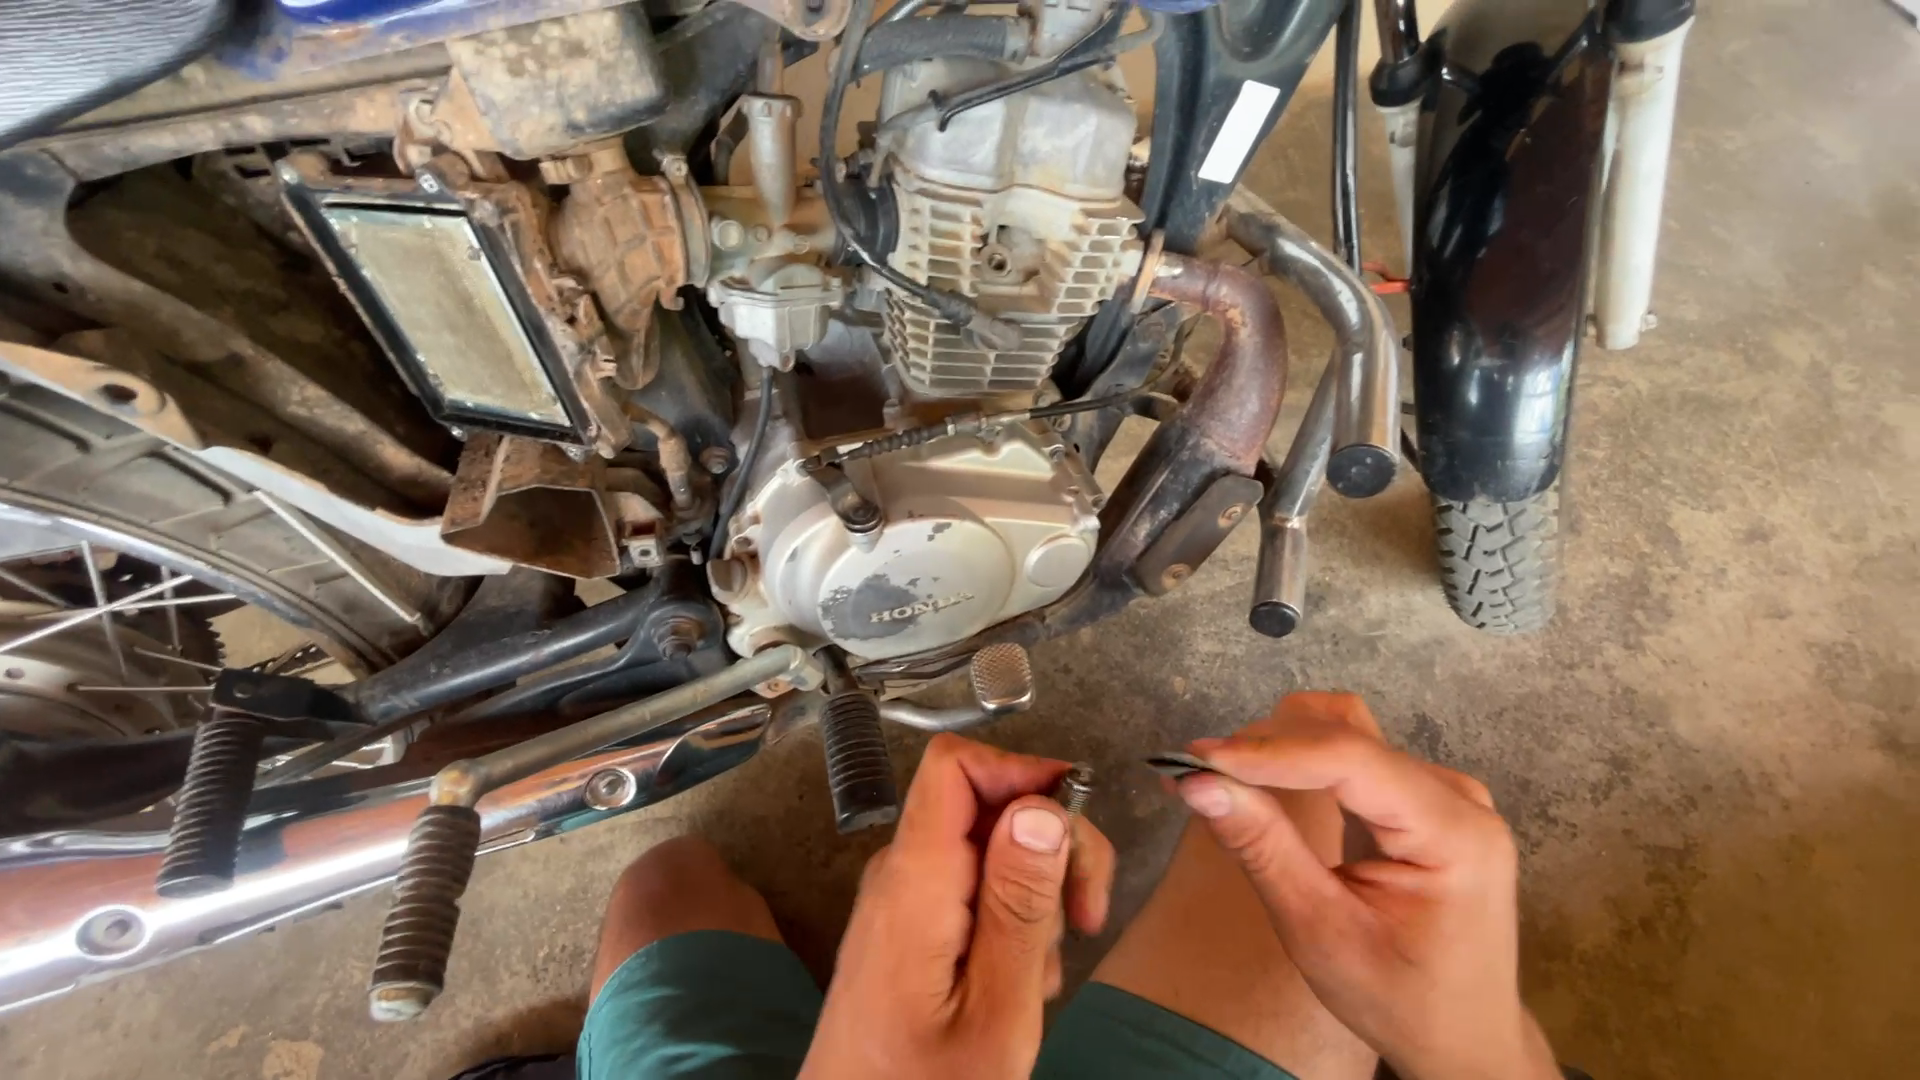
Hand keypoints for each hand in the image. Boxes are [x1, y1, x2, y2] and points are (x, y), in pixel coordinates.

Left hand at [800, 734, 1115, 1079]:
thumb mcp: (996, 1010)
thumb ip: (1019, 903)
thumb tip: (1041, 805)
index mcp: (914, 876)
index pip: (954, 764)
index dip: (1019, 771)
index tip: (1074, 823)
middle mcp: (903, 869)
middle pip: (986, 805)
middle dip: (1049, 849)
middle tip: (1085, 920)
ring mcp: (905, 896)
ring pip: (990, 851)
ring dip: (1035, 899)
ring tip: (1040, 976)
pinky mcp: (912, 924)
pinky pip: (973, 890)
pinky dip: (1011, 923)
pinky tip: (1019, 982)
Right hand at [1176, 693, 1557, 1079]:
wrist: (1462, 1036)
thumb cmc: (1397, 998)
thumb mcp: (1320, 931)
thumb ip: (1262, 848)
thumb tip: (1196, 782)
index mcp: (1454, 832)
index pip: (1349, 758)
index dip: (1266, 751)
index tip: (1195, 759)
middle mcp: (1454, 794)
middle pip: (1342, 732)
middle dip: (1262, 746)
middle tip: (1195, 775)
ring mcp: (1439, 789)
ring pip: (1341, 727)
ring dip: (1274, 743)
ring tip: (1223, 776)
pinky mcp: (1417, 792)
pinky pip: (1347, 747)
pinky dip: (1292, 754)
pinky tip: (1257, 779)